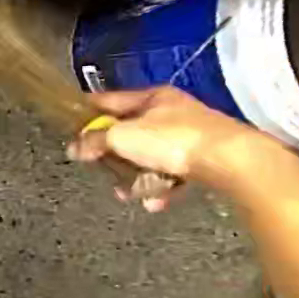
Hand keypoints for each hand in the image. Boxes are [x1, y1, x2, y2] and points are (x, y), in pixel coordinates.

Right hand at [66, 86, 298, 209]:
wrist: (230, 162)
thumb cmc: (173, 141)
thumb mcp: (121, 137)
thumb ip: (93, 141)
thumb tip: (74, 148)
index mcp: (152, 98)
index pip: (108, 100)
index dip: (86, 111)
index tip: (68, 124)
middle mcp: (171, 113)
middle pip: (126, 135)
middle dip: (113, 157)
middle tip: (102, 169)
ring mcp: (187, 137)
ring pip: (146, 159)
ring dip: (135, 178)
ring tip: (131, 192)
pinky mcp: (201, 161)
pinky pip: (168, 175)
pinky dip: (159, 187)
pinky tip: (155, 199)